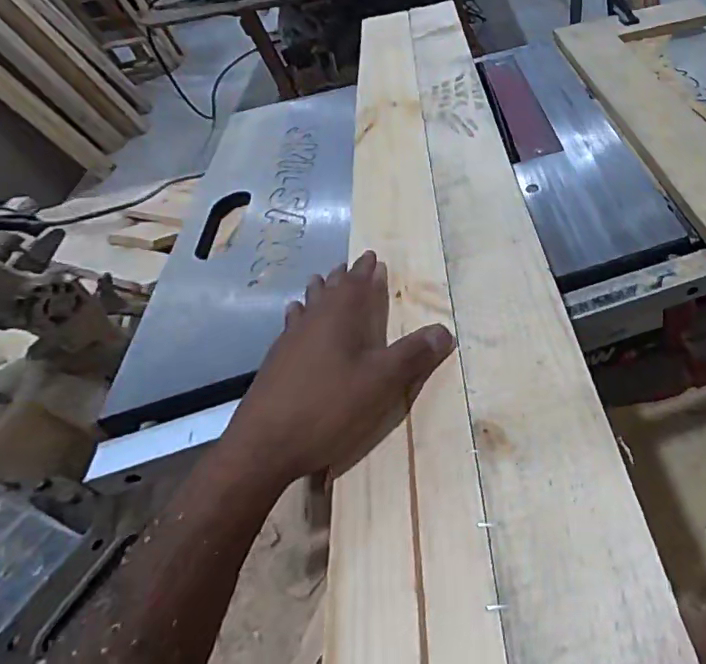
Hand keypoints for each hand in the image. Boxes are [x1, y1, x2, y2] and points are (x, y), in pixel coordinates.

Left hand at [221, 252, 454, 488]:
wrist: (260, 452)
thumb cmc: (328, 408)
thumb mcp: (382, 382)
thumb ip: (414, 354)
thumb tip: (446, 329)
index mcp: (339, 319)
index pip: (355, 285)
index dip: (365, 270)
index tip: (371, 255)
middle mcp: (312, 324)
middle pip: (328, 293)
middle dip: (341, 279)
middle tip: (349, 266)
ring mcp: (288, 346)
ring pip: (306, 309)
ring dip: (317, 295)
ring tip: (317, 282)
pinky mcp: (273, 368)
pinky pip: (291, 329)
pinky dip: (298, 319)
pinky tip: (292, 325)